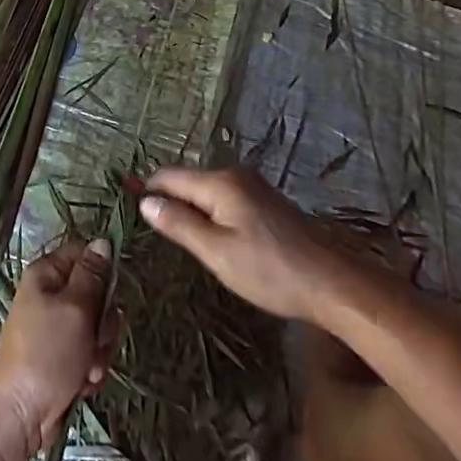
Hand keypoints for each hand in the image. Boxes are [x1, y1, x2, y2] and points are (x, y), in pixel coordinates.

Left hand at [0, 239, 116, 455]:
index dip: (103, 272)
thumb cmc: (47, 353)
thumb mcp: (76, 308)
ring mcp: (57, 327)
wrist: (20, 413)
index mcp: (47, 274)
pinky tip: (83, 382)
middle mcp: (51, 295)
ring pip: (99, 326)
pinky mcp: (64, 355)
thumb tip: (103, 241)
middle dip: (104, 321)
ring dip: (100, 349)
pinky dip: (92, 367)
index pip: (84, 254)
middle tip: (95, 338)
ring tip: (87, 367)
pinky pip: (91, 351)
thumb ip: (93, 275)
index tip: (110, 293)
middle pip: (97, 293)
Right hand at [141, 168, 360, 321]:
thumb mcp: (217, 252)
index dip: (145, 188)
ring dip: (188, 208)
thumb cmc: (272, 271)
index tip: (124, 205)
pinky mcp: (267, 204)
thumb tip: (145, 201)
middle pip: (187, 181)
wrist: (336, 284)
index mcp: (220, 183)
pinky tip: (210, 237)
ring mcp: (254, 188)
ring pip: (206, 191)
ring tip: (174, 236)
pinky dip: (209, 213)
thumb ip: (178, 224)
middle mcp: (235, 176)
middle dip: (167, 199)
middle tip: (148, 229)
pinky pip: (224, 200)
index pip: (168, 176)